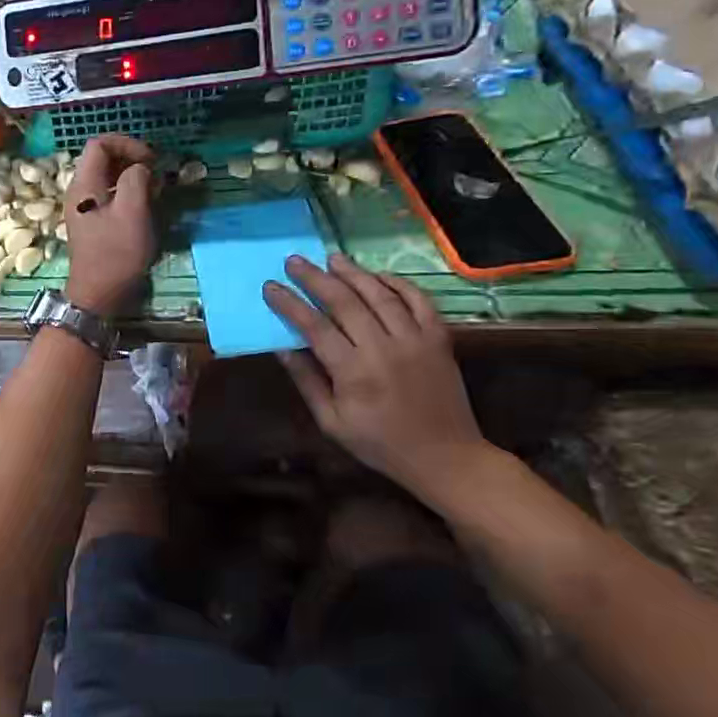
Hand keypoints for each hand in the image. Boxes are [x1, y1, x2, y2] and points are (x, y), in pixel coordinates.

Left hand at [62, 135, 155, 314]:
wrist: (98, 294)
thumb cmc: (116, 253)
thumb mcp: (133, 212)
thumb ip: (136, 180)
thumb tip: (140, 167)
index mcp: (83, 184)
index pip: (99, 144)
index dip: (126, 143)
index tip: (150, 159)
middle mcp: (79, 191)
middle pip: (102, 158)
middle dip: (131, 159)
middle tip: (155, 173)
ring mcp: (84, 207)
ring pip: (107, 177)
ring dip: (131, 176)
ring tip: (154, 190)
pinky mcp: (92, 221)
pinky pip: (108, 194)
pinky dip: (126, 192)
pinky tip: (144, 205)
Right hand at [262, 254, 487, 495]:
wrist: (447, 458)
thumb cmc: (381, 443)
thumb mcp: (332, 422)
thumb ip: (307, 381)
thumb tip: (282, 347)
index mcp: (354, 372)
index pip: (314, 326)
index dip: (289, 303)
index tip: (271, 287)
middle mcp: (384, 349)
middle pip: (344, 302)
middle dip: (315, 278)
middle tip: (294, 261)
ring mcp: (415, 340)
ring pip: (380, 295)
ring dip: (353, 273)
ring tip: (332, 258)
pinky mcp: (439, 339)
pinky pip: (419, 301)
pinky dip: (398, 283)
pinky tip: (378, 275)